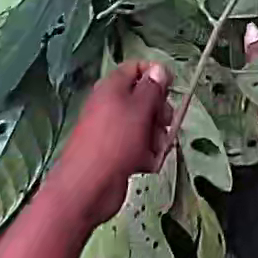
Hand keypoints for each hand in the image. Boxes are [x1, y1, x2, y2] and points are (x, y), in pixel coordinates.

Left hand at [41, 61, 171, 227]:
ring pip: (144, 123)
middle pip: (144, 97)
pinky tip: (148, 164)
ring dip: (156, 136)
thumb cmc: (115, 141)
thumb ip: (153, 87)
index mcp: (113, 86)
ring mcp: (112, 129)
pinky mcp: (115, 152)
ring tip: (157, 149)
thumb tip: (160, 68)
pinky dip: (146, 152)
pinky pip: (137, 145)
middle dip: (159, 111)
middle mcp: (111, 104)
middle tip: (166, 123)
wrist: (87, 188)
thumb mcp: (140, 109)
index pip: (137, 68)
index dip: (156, 75)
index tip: (170, 88)